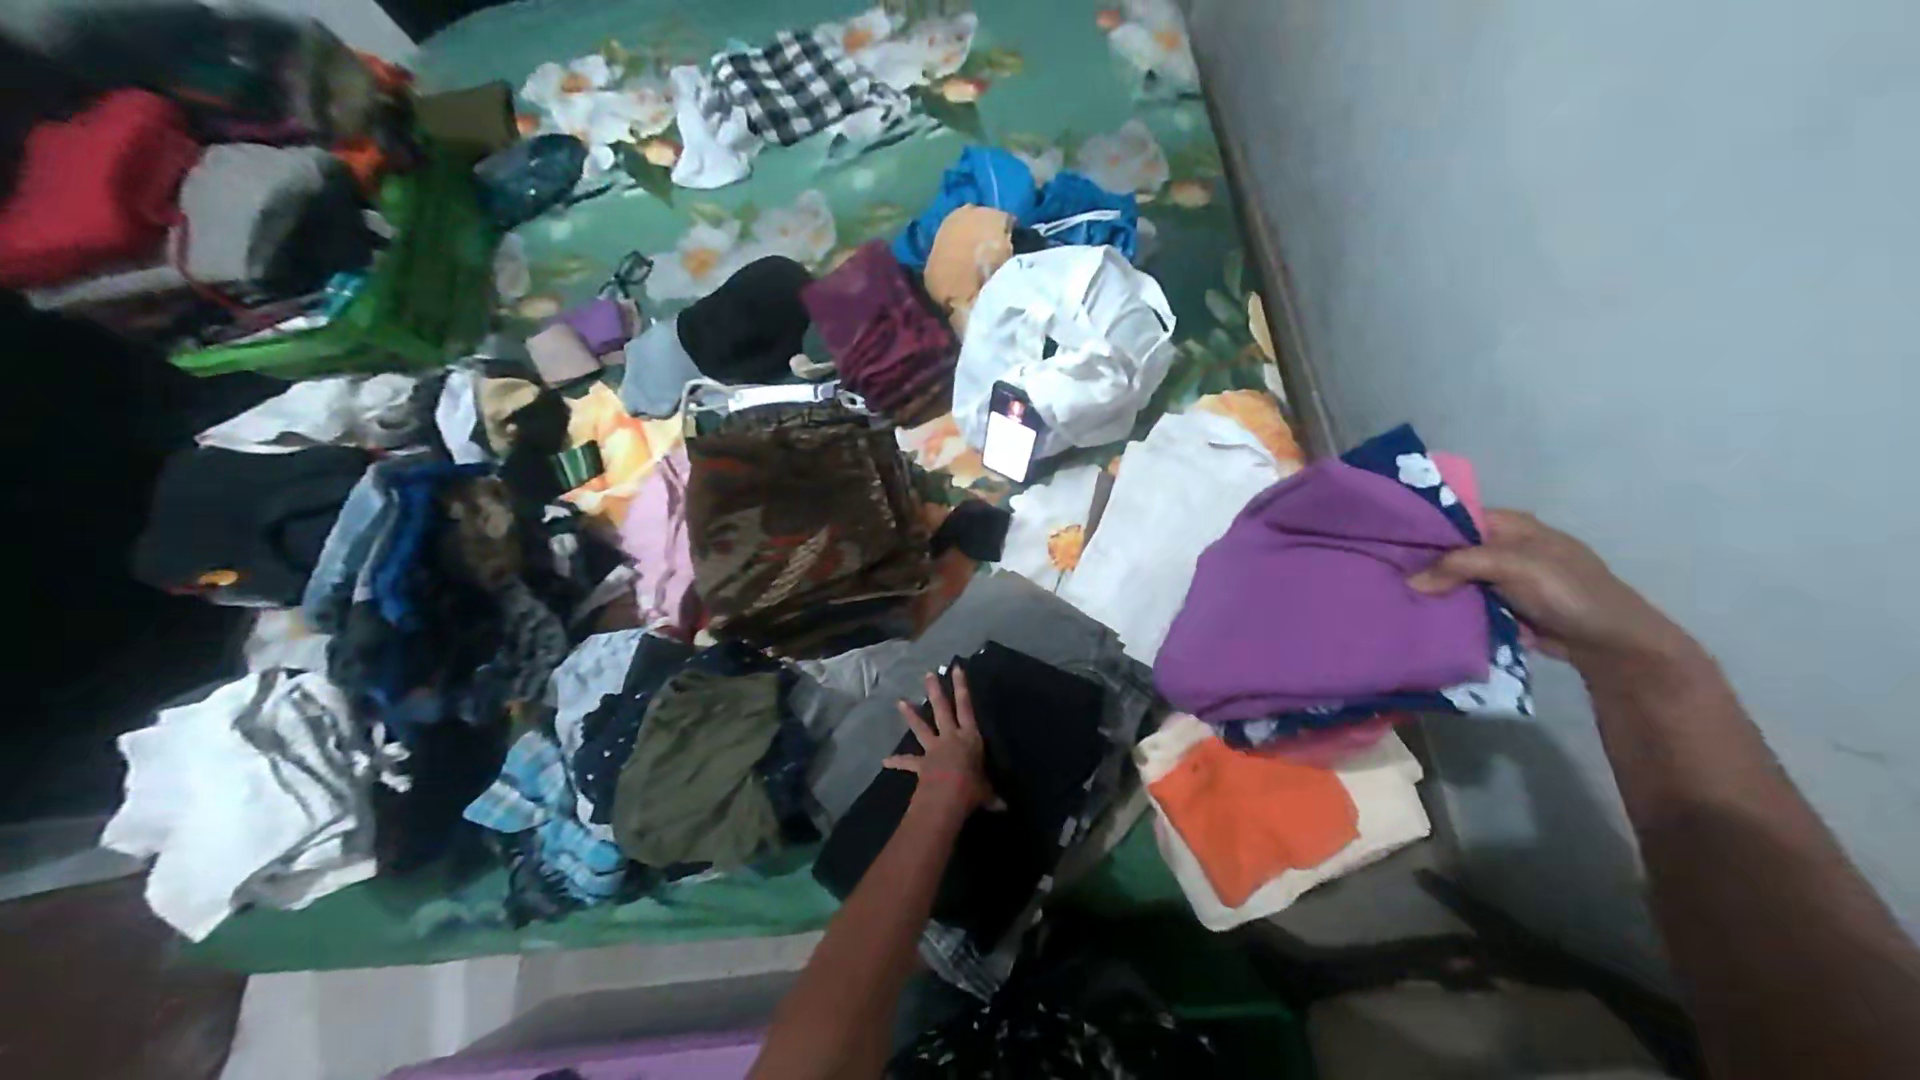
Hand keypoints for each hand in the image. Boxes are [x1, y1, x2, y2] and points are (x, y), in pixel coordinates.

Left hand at [886, 666, 1000, 813]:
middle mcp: (951, 737)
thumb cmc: (973, 788)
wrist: (947, 798)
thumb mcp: (987, 792)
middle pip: (942, 709)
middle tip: (929, 674)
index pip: (967, 706)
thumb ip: (992, 796)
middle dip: (936, 691)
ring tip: (900, 701)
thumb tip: (1004, 807)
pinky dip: (897, 761)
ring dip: (911, 715)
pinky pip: (908, 762)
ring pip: (921, 727)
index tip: (956, 668)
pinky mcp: (921, 764)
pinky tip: (885, 761)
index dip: (962, 686)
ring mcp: (933, 749)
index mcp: (970, 737)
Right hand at [1408, 509, 1692, 665]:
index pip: (1453, 516)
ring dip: (1432, 587)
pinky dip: (1446, 605)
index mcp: (1509, 524)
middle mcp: (1502, 545)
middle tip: (1385, 571)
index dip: (1422, 526)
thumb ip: (1458, 566)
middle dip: (1422, 561)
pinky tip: (1421, 609)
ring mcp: (1502, 576)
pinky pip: (1463, 599)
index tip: (1386, 540)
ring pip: (1453, 576)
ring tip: (1395, 592)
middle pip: (1449, 548)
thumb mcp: (1513, 566)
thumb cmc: (1567, 590)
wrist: (1609, 641)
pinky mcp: (1500, 604)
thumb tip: (1410, 581)